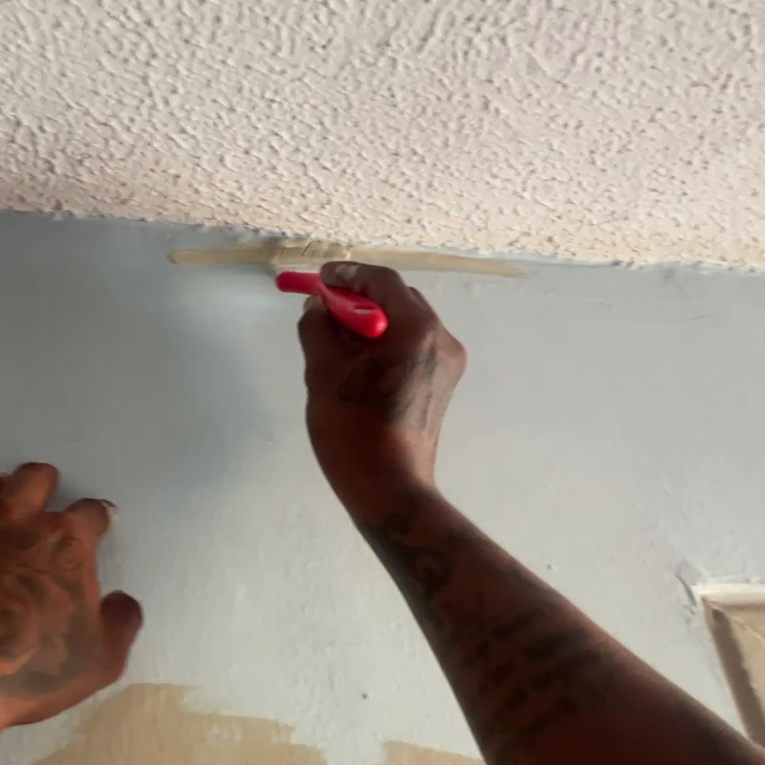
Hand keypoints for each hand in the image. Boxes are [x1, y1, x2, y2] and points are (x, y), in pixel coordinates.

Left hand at [0, 462, 141, 725]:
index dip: (96, 520)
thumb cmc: (30, 670)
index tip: (96, 528)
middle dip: (45, 484)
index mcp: (63, 540)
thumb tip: (122, 602)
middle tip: (45, 503)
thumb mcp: (101, 661)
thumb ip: (120, 623)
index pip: (90, 511)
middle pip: (32, 478)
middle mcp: (10, 519)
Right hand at [297, 262, 465, 500]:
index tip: (320, 279)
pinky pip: (411, 350)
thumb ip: (317, 328)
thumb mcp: (322, 373)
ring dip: (371, 326)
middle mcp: (441, 339)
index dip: (347, 275)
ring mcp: (447, 365)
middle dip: (359, 301)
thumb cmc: (353, 431)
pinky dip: (384, 347)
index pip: (382, 282)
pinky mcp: (441, 387)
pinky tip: (358, 369)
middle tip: (324, 312)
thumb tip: (318, 307)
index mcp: (417, 329)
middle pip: (398, 301)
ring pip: (405, 326)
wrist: (389, 489)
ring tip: (337, 345)